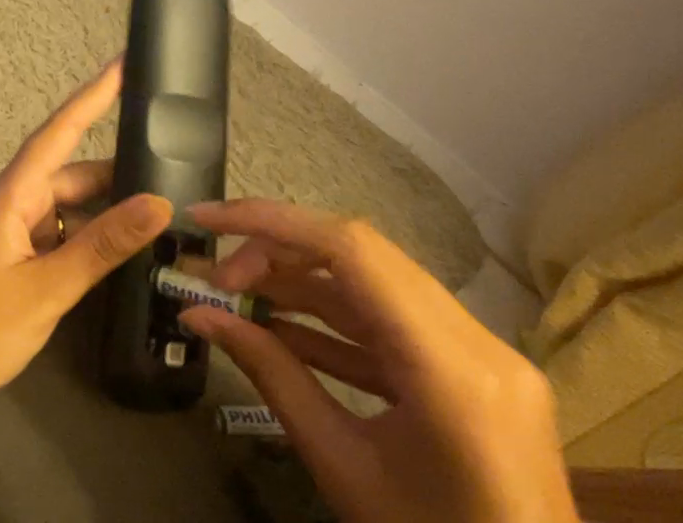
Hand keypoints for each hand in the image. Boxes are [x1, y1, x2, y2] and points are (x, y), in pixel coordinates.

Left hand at [0, 60, 172, 422]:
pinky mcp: (13, 257)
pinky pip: (59, 233)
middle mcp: (8, 204)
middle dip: (118, 174)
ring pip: (68, 206)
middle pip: (70, 175)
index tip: (120, 64)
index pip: (55, 135)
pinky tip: (126, 250)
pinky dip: (90, 237)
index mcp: (7, 197)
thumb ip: (103, 245)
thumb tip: (158, 202)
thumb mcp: (49, 287)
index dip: (89, 98)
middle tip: (177, 171)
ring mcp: (9, 231)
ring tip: (164, 215)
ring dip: (107, 211)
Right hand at [179, 199, 578, 522]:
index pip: (351, 251)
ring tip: (230, 296)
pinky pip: (393, 325)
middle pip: (361, 257)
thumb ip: (270, 375)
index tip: (204, 219)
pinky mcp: (476, 374)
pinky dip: (330, 320)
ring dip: (297, 283)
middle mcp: (479, 344)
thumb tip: (197, 314)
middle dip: (275, 252)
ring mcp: (485, 357)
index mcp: (450, 368)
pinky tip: (275, 327)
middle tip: (213, 277)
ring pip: (374, 286)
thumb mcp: (339, 463)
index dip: (269, 221)